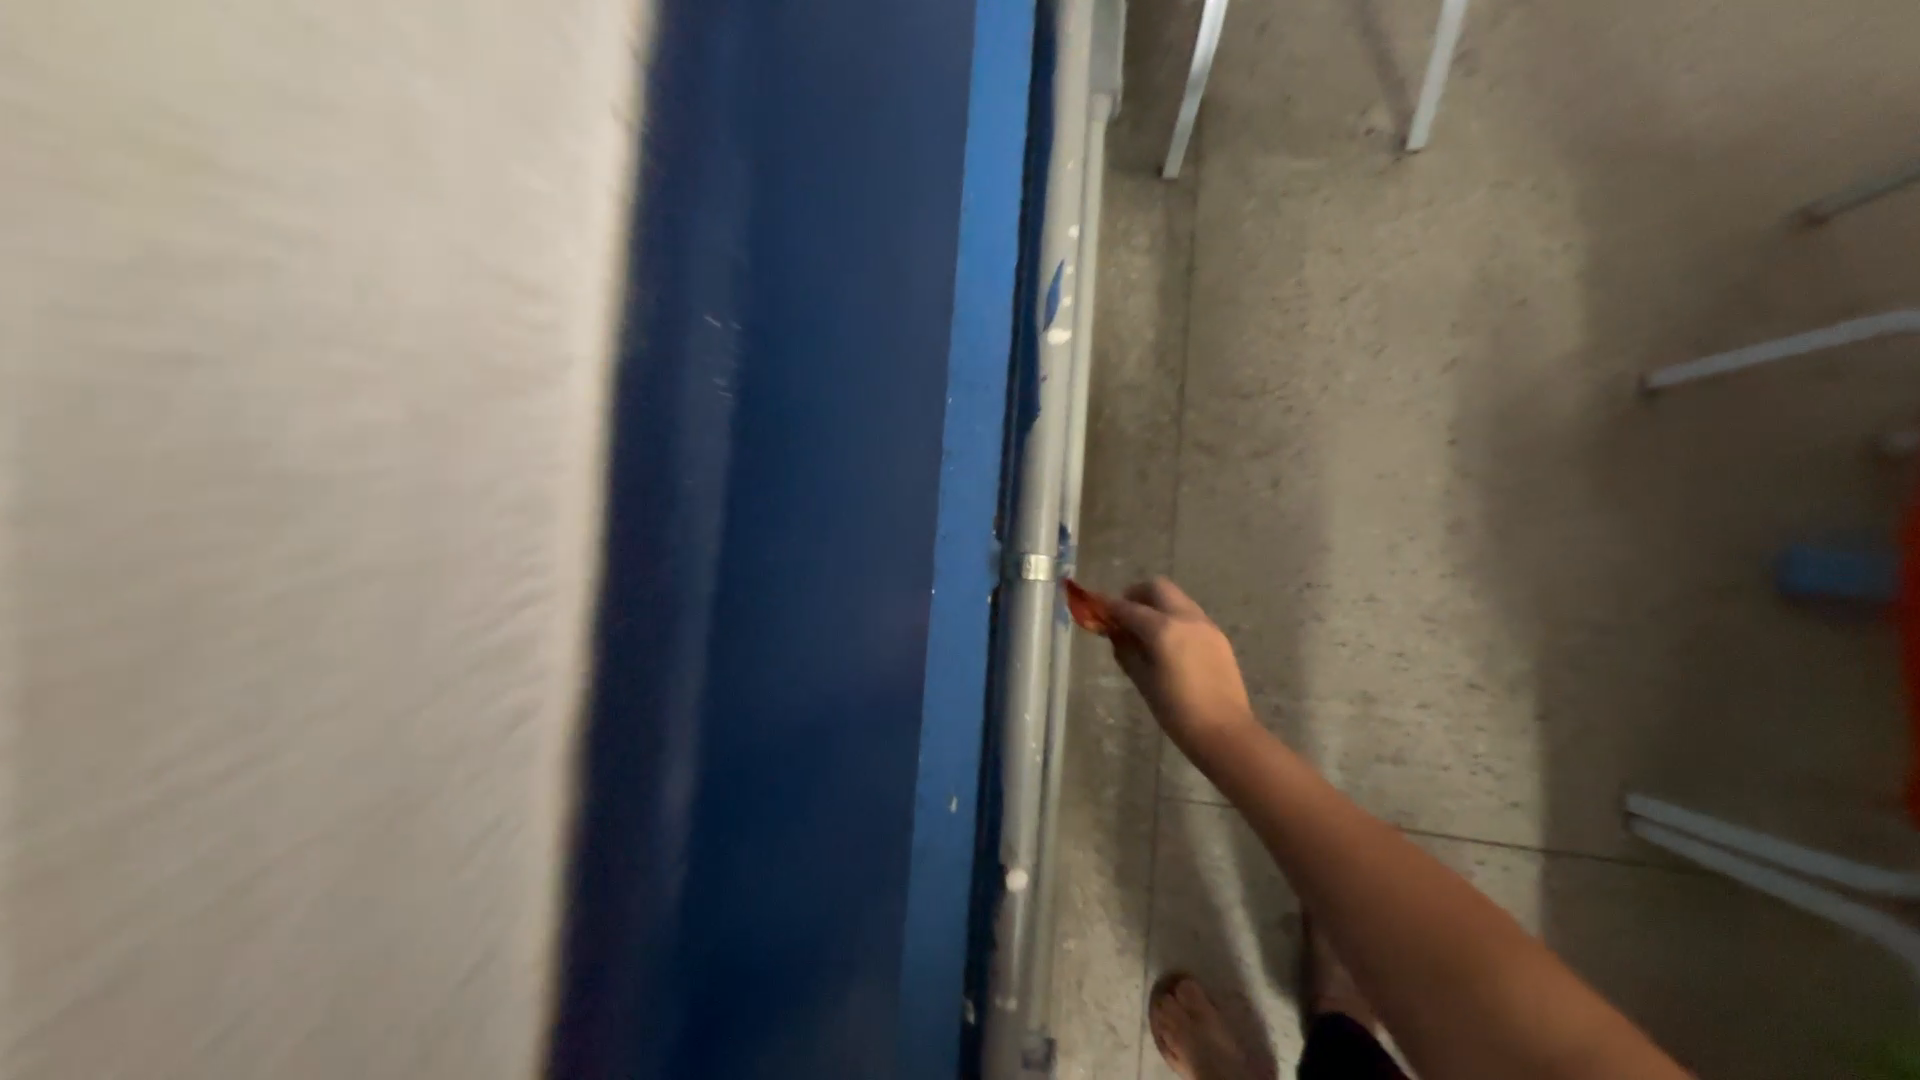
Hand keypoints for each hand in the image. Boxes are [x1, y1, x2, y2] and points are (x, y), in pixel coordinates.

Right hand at [1106, 577, 1257, 755]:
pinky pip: (1190, 615)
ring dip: (1157, 605)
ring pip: (1177, 599)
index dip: (1109, 606)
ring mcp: (1206, 625)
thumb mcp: (1143, 680)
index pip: (1129, 608)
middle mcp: (1186, 618)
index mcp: (1164, 629)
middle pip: (1158, 588)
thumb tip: (1116, 633)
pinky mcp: (1218, 637)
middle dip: (1136, 594)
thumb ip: (1126, 650)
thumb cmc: (1176, 711)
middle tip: (1122, 613)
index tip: (1094, 606)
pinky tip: (1167, 642)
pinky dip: (1173, 618)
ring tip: (1143, 630)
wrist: (1224, 731)